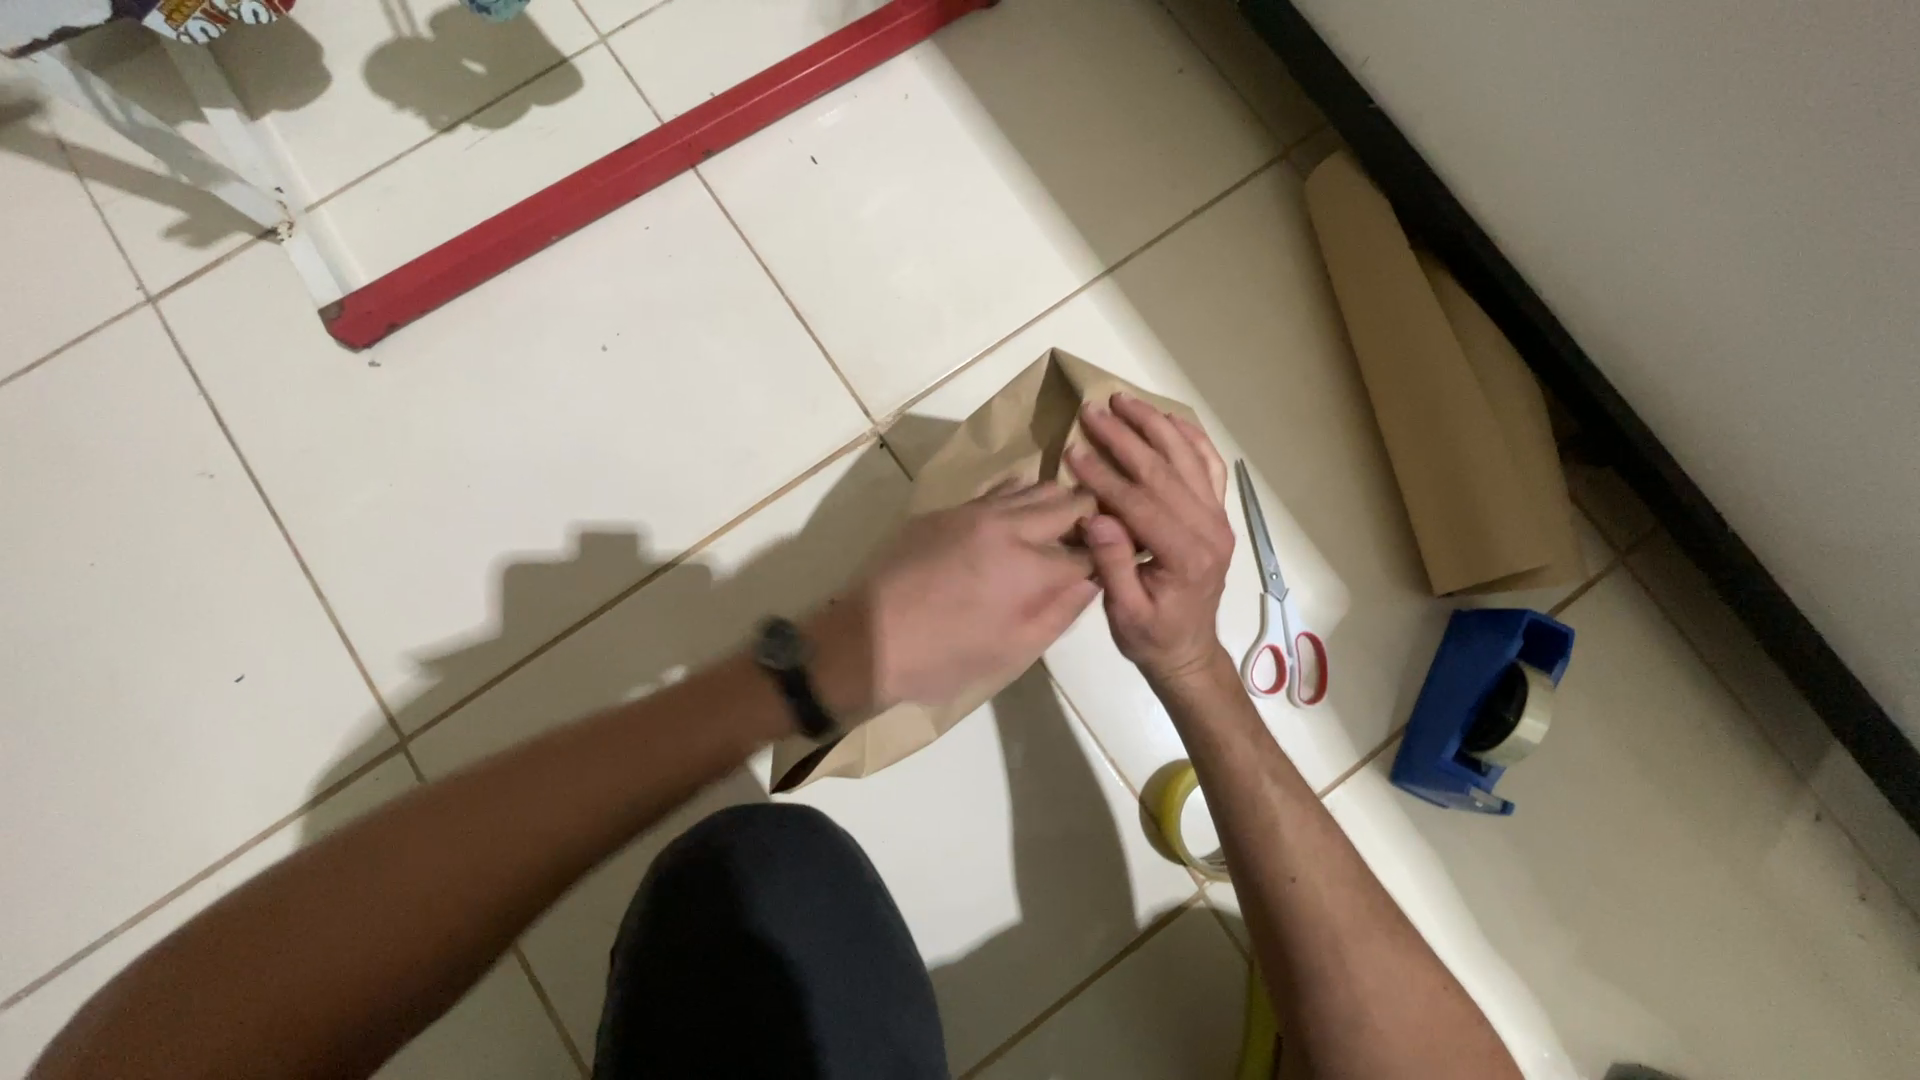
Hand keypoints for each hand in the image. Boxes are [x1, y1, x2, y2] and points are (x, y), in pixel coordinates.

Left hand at [812, 480, 1099, 714]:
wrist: (867, 638)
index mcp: (1030, 568)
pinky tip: (1013, 518)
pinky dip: (1017, 497)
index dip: (1108, 556)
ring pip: (1033, 485)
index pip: (1090, 550)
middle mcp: (1008, 526)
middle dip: (1089, 518)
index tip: (1114, 562)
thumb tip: (1092, 581)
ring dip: (1053, 502)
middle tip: (1091, 539)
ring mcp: (974, 511)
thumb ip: (1059, 613)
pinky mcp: (946, 509)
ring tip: (1055, 526)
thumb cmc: (943, 658)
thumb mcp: (1012, 651)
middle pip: (1069, 502)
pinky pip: (996, 490)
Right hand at [1066, 393, 1233, 685]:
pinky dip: (1192, 438)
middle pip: (1164, 470)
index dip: (1103, 475)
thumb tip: (1095, 518)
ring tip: (1125, 401)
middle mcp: (1209, 530)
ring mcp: (1218, 519)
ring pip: (1189, 458)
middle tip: (1093, 411)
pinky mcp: (1217, 515)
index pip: (1140, 502)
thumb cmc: (1151, 637)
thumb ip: (1113, 566)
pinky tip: (1170, 419)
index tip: (1073, 450)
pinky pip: (1209, 466)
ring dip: (1156, 425)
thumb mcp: (1125, 613)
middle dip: (1126, 437)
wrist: (1190, 652)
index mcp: (1185, 556)